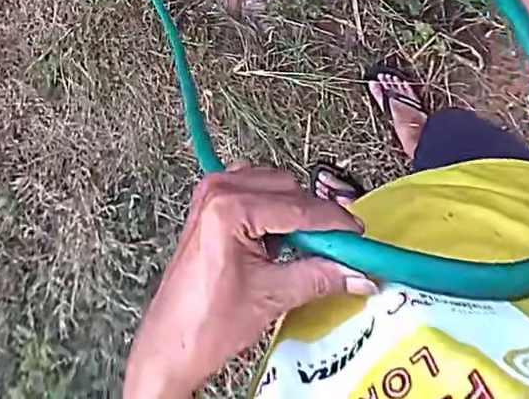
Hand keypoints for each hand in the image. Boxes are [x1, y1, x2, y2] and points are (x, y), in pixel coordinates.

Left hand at [123, 168, 376, 398]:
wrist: (169, 343)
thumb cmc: (205, 324)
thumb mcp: (271, 297)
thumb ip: (319, 276)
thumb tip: (357, 271)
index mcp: (230, 208)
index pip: (297, 207)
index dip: (334, 221)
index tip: (359, 234)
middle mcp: (219, 189)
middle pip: (288, 188)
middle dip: (314, 218)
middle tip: (336, 249)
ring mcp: (212, 191)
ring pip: (273, 184)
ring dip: (293, 212)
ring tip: (302, 249)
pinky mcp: (211, 199)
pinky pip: (255, 188)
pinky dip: (272, 208)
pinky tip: (277, 240)